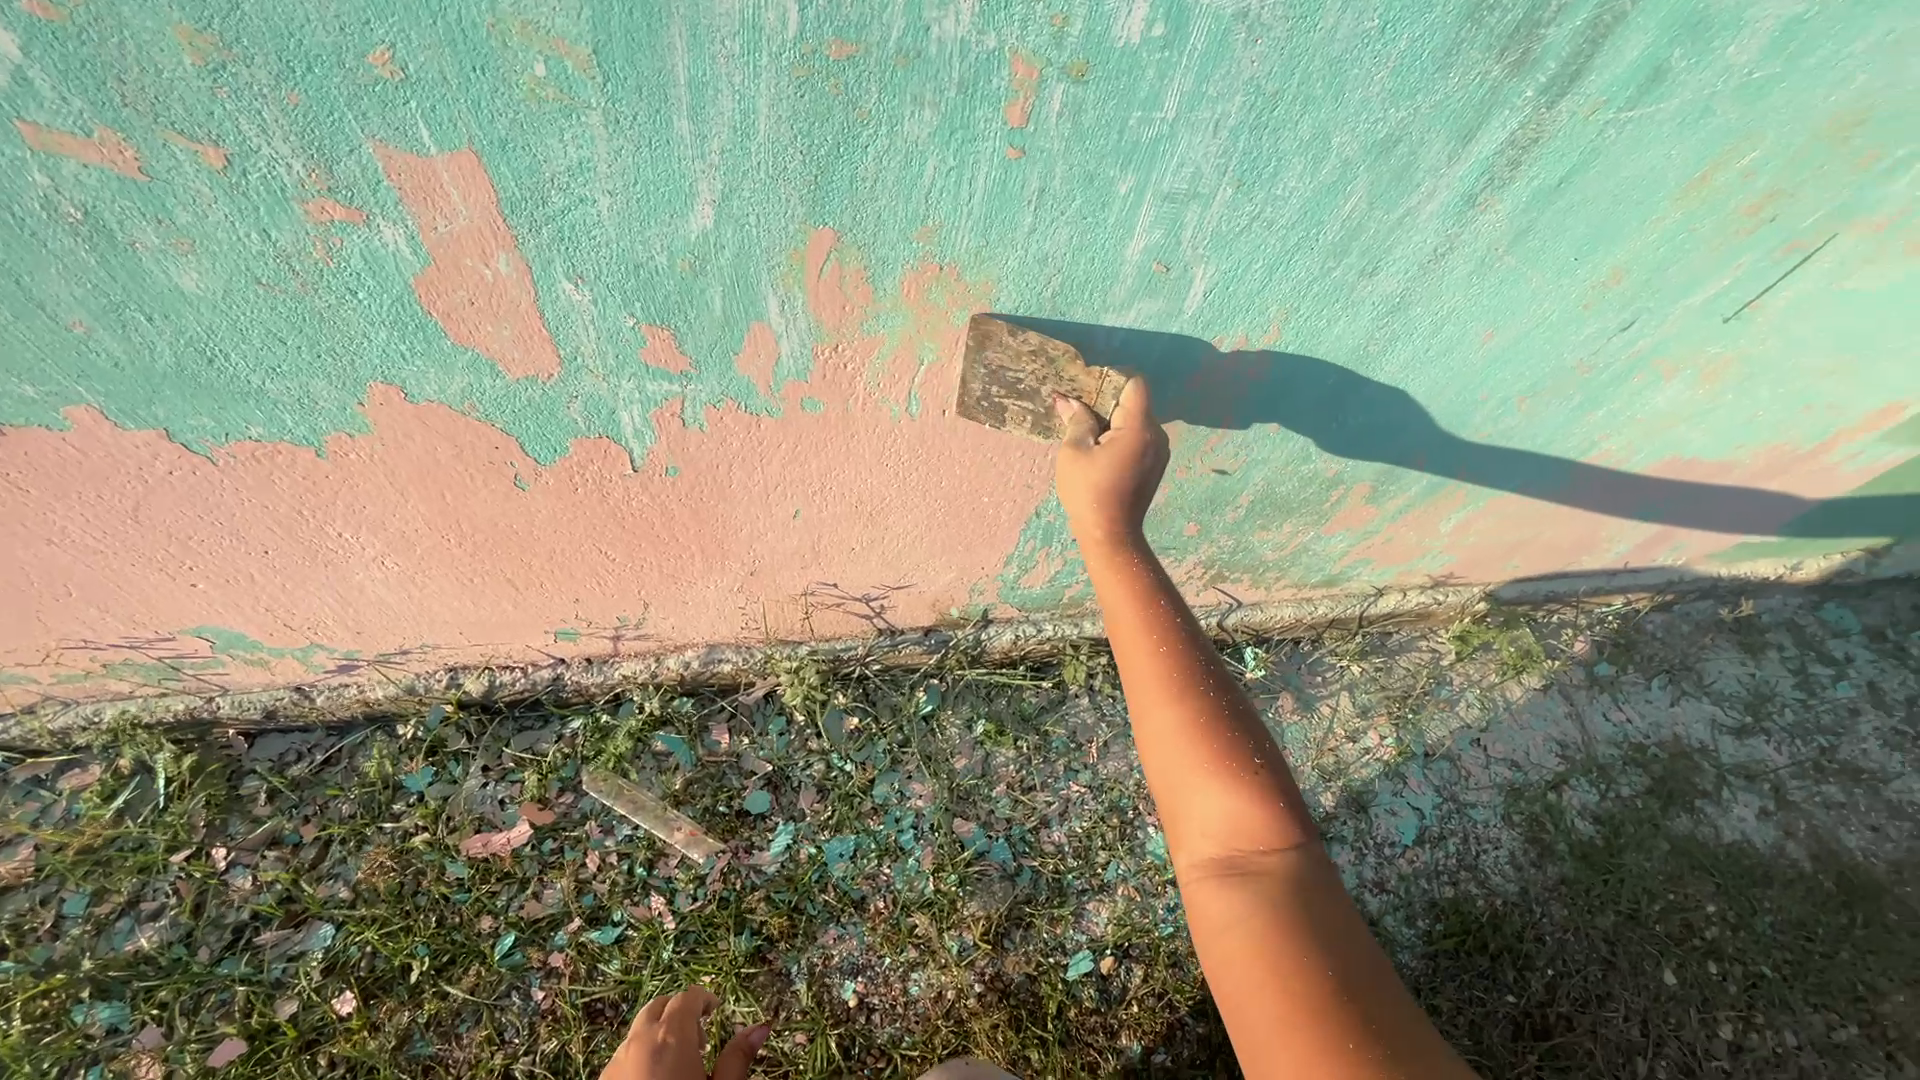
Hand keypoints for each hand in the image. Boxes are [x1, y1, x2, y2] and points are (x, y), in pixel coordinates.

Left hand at [598, 986, 769, 1079]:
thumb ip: (737, 1057)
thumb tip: (760, 1028)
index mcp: (671, 1037)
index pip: (687, 998)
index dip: (704, 999)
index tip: (716, 1011)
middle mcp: (638, 1043)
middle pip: (657, 1007)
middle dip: (678, 1012)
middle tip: (699, 1036)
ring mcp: (615, 1065)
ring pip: (637, 1033)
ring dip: (658, 1035)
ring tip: (678, 1065)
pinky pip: (622, 1059)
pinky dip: (640, 1057)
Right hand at [1054, 376, 1169, 552]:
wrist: (1110, 534)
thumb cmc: (1088, 492)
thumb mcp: (1074, 452)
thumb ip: (1076, 420)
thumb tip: (1067, 400)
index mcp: (1138, 427)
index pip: (1135, 383)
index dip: (1112, 377)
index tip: (1088, 385)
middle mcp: (1157, 434)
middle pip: (1135, 401)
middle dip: (1107, 399)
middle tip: (1079, 407)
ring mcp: (1159, 451)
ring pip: (1137, 419)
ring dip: (1113, 418)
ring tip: (1086, 429)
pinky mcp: (1155, 464)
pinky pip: (1139, 437)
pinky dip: (1121, 434)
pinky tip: (1100, 447)